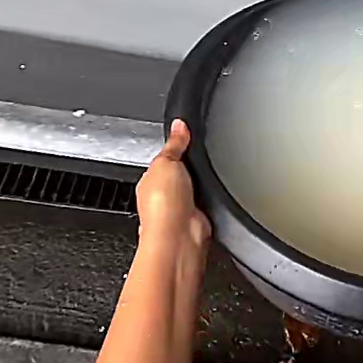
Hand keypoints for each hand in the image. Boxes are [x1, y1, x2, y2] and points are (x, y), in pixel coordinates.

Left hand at [137, 119, 211, 249]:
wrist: (179, 238)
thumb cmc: (162, 206)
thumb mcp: (166, 161)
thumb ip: (174, 144)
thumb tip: (178, 125)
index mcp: (150, 180)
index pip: (165, 158)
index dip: (178, 147)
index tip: (188, 136)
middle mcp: (163, 197)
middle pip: (182, 173)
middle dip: (192, 167)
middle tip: (200, 159)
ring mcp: (181, 209)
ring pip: (196, 188)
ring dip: (202, 184)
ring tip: (206, 179)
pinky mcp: (198, 219)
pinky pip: (208, 202)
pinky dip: (211, 198)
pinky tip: (211, 196)